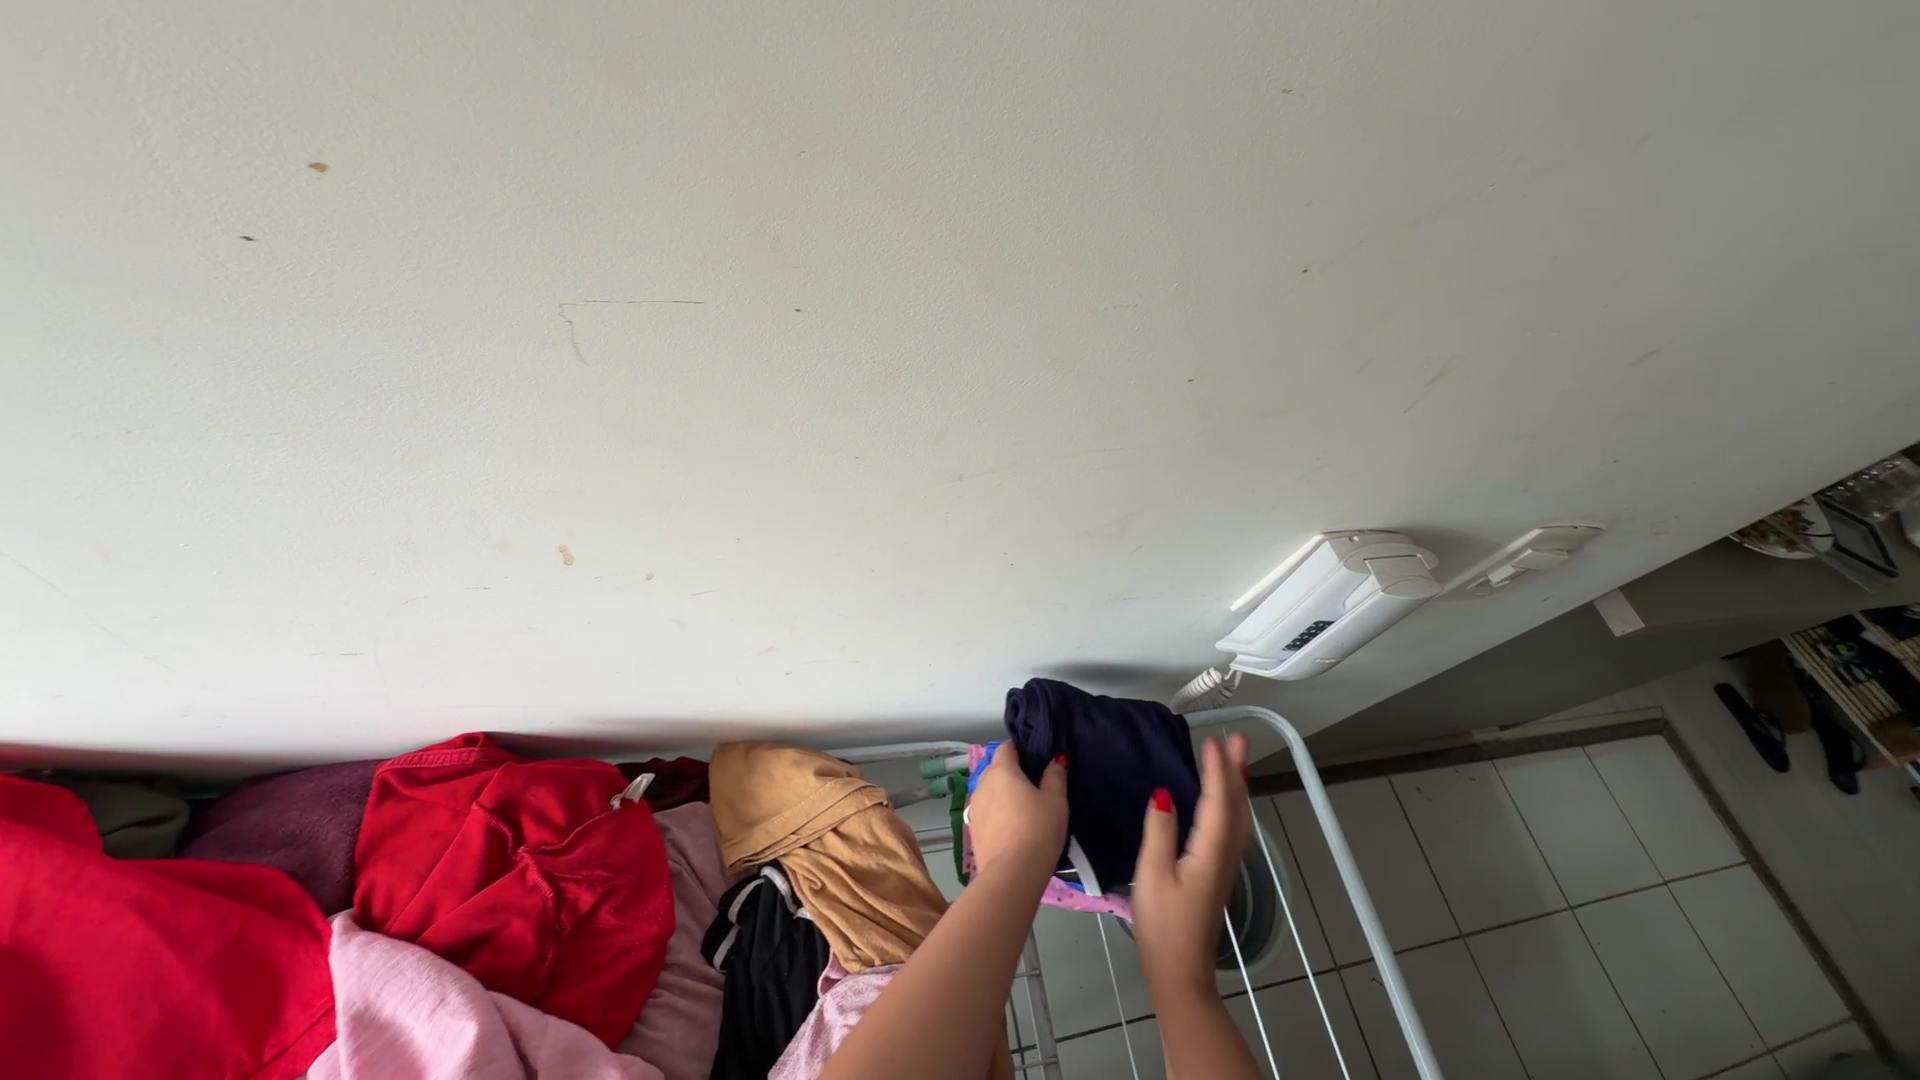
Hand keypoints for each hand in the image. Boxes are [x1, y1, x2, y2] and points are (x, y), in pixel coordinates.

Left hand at [968, 746, 1066, 884]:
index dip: (1020, 750)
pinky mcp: (972, 829)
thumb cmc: (1037, 829)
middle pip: (996, 769)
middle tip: (1033, 786)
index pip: (1006, 748)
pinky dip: (996, 813)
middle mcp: (982, 784)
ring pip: (989, 791)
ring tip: (1022, 809)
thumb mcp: (1055, 800)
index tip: (1034, 759)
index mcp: (1002, 771)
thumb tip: (1056, 760)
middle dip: (1011, 772)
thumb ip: (1055, 776)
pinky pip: (985, 812)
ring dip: (1001, 794)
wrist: (1012, 873)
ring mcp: (974, 807)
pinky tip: (1010, 828)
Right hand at [1131, 734, 1252, 994]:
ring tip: (1237, 761)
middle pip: (1236, 806)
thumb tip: (1165, 793)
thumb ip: (1159, 832)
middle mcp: (1225, 854)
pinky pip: (1235, 828)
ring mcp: (1226, 865)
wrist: (1180, 970)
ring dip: (1238, 786)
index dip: (1216, 770)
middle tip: (1239, 738)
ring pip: (1239, 817)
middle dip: (1236, 770)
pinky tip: (1227, 804)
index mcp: (1210, 852)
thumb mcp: (1151, 875)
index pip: (1217, 802)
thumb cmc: (1162, 924)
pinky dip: (1234, 805)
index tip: (1213, 740)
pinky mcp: (1220, 873)